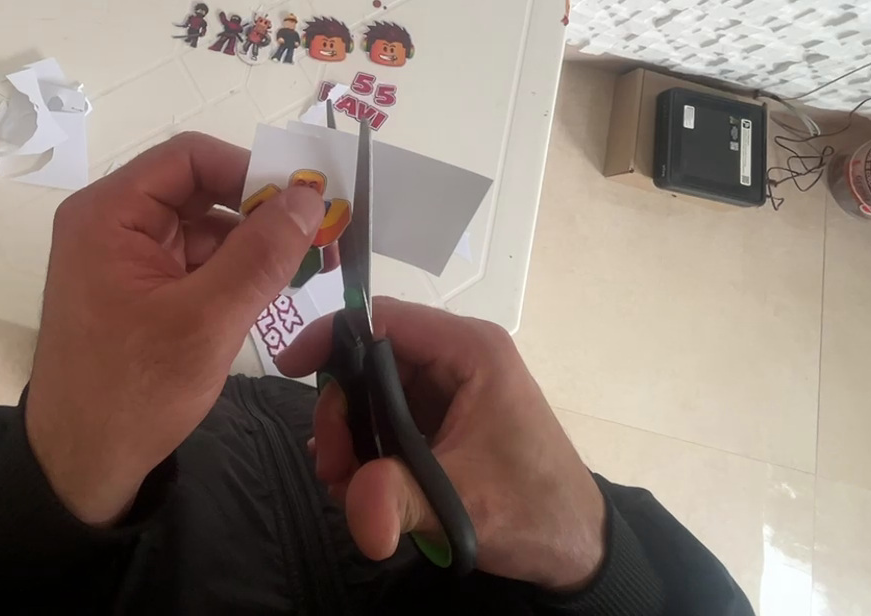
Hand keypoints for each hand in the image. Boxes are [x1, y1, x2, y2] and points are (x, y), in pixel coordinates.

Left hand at [25, 132, 322, 525]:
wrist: (80, 468)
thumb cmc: (133, 392)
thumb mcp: (206, 321)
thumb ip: (261, 254)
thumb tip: (310, 196)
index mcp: (109, 213)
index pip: (188, 157)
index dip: (248, 169)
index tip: (299, 202)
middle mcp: (113, 221)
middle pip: (198, 188)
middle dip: (259, 211)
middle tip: (317, 236)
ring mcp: (127, 254)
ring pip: (204, 224)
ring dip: (252, 243)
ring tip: (306, 267)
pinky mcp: (141, 284)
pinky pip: (197, 257)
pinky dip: (235, 269)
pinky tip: (269, 291)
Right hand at [277, 298, 607, 591]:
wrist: (579, 552)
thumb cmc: (536, 510)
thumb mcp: (467, 502)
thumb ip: (403, 497)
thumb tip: (353, 504)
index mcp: (469, 349)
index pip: (383, 319)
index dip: (332, 336)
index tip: (291, 369)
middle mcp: (454, 356)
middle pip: (370, 359)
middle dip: (342, 410)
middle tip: (330, 465)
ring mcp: (447, 386)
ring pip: (373, 390)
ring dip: (350, 434)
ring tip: (343, 483)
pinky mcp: (441, 415)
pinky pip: (387, 415)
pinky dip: (366, 445)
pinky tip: (355, 482)